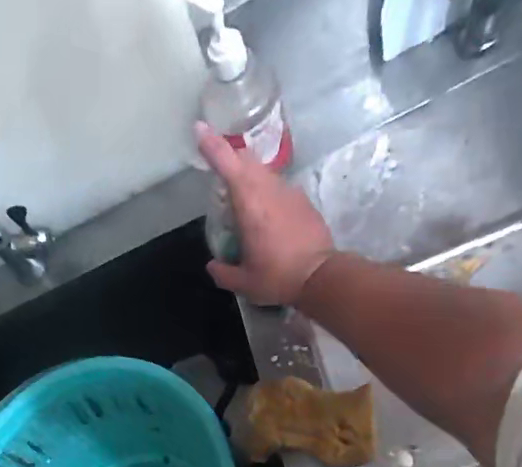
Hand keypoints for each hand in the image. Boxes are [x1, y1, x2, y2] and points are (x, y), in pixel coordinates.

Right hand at [197, 121, 336, 305]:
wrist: (321, 277)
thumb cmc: (278, 277)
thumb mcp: (244, 283)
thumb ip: (223, 272)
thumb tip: (213, 265)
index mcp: (250, 204)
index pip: (228, 164)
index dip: (212, 144)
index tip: (200, 128)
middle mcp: (269, 190)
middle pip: (246, 160)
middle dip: (230, 157)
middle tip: (218, 170)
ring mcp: (289, 192)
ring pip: (263, 172)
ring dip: (248, 177)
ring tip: (241, 198)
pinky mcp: (303, 201)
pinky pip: (278, 187)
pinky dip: (266, 192)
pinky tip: (265, 215)